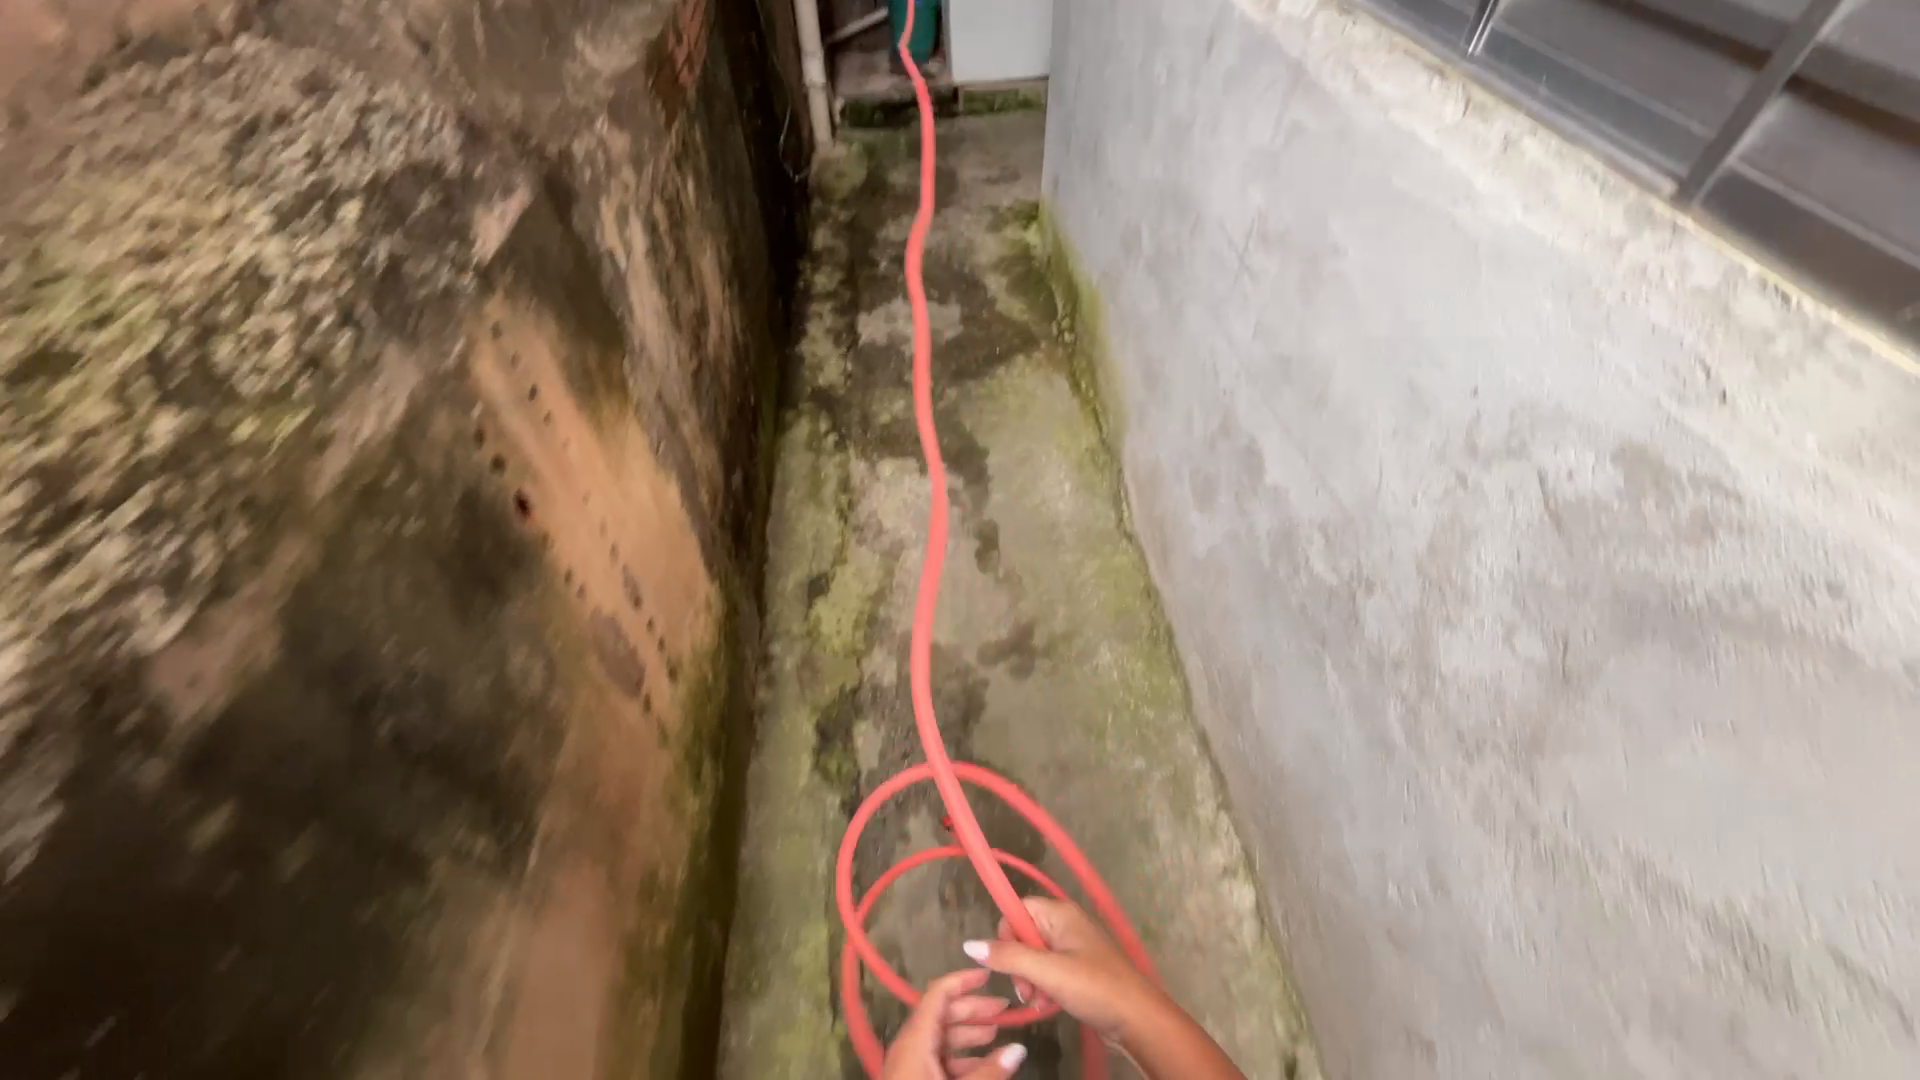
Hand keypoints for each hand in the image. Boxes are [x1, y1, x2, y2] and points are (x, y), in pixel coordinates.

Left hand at [881, 968, 1028, 1077]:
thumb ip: (990, 1072)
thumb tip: (1019, 1048)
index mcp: (916, 1038)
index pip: (939, 993)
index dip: (964, 980)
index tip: (991, 974)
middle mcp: (910, 1045)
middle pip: (943, 1014)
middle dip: (974, 1009)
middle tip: (1005, 1010)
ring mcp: (909, 1066)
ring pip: (942, 1038)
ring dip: (970, 1034)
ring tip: (998, 1035)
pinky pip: (938, 1060)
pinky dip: (962, 1058)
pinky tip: (984, 1066)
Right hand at [961, 897, 1165, 1042]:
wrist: (1138, 1019)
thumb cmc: (1094, 987)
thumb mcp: (1047, 972)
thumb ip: (1008, 956)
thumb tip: (969, 945)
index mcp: (1060, 913)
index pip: (1018, 908)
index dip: (1007, 933)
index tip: (1008, 962)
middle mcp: (1067, 923)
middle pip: (1025, 934)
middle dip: (1019, 965)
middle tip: (1027, 990)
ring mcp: (1075, 947)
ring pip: (1035, 957)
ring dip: (1031, 981)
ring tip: (1040, 1001)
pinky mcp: (1080, 969)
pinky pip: (1050, 971)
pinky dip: (1045, 987)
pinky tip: (1050, 1005)